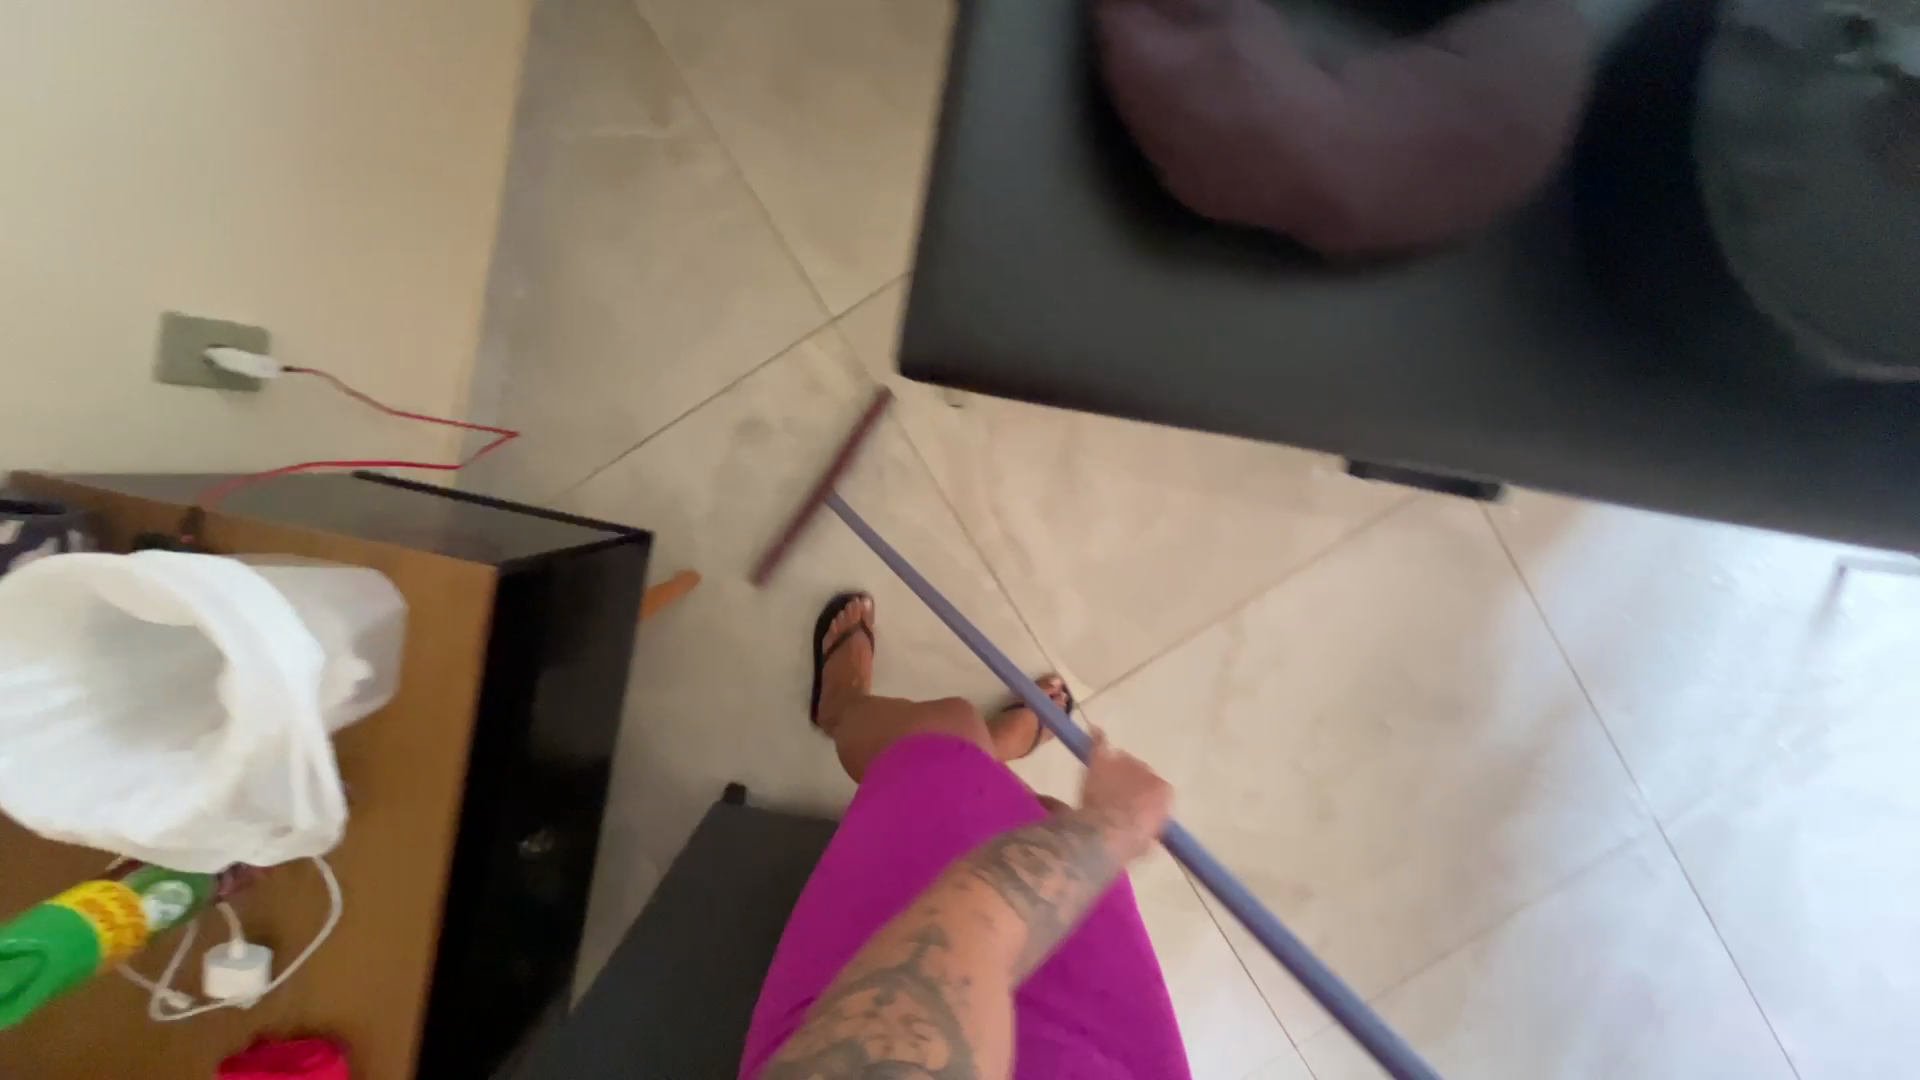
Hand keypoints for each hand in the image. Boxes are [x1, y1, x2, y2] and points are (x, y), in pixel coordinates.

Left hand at [1075, 729, 1173, 863]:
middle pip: (1140, 771)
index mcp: (1164, 792)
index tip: (1137, 807)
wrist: (1105, 830)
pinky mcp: (1101, 759)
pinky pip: (1100, 743)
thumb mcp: (1148, 841)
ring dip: (1115, 768)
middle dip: (1130, 782)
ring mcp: (1123, 762)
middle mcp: (1147, 771)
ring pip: (1121, 758)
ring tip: (1104, 782)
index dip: (1145, 798)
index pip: (1158, 789)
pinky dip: (1097, 738)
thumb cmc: (1129, 842)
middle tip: (1118, 798)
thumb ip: (1149, 825)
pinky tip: (1095, 731)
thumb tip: (1144, 827)